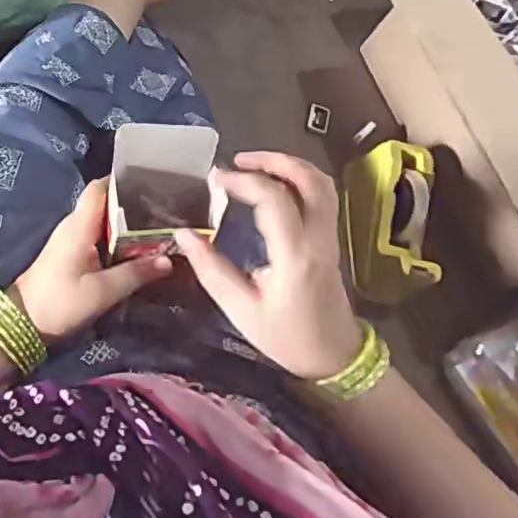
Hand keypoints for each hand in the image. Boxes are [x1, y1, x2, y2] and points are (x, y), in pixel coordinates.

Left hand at [13, 177, 172, 340]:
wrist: (23, 323)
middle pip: (105, 204)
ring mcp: (71, 240)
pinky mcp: (71, 255)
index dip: (122, 182)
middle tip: (164, 212)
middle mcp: (74, 226)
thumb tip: (168, 260)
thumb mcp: (102, 291)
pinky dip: (117, 240)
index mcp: (79, 226)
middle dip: (132, 206)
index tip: (150, 185)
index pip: (99, 189)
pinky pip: (98, 238)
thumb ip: (136, 273)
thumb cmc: (60, 302)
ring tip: (158, 229)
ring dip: (126, 226)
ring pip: (103, 222)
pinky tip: (138, 250)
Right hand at [174, 152, 361, 378]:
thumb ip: (211, 269)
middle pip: (309, 180)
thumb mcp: (240, 310)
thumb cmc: (286, 338)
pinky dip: (299, 179)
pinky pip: (322, 196)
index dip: (244, 181)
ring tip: (255, 165)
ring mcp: (330, 237)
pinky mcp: (331, 240)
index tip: (217, 180)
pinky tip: (274, 184)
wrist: (334, 357)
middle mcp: (318, 240)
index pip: (275, 200)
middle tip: (239, 160)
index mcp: (294, 257)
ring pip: (321, 184)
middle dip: (273, 160)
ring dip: (289, 166)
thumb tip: (184, 235)